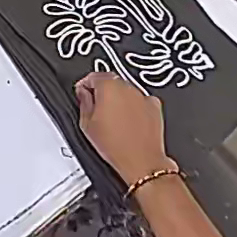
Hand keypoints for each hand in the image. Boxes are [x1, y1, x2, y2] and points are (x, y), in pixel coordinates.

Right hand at [75, 71, 175, 185]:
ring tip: (112, 120)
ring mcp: (143, 96)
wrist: (142, 161)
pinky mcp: (155, 107)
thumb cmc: (115, 145)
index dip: (84, 85)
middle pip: (111, 81)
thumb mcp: (86, 124)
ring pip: (125, 91)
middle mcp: (128, 87)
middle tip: (95, 109)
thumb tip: (83, 93)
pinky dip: (133, 107)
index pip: (93, 76)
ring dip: (118, 99)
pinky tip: (127, 122)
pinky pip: (140, 101)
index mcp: (109, 87)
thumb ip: (83, 102)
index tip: (81, 92)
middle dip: (102, 92)